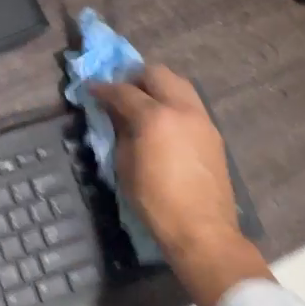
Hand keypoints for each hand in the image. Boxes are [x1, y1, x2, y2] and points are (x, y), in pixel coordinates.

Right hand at [93, 66, 271, 305]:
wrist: (202, 231)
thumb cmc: (155, 201)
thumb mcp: (125, 165)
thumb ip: (120, 131)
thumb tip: (116, 114)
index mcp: (155, 117)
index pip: (123, 91)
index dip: (103, 88)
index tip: (91, 89)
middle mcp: (182, 109)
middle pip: (157, 74)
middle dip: (135, 78)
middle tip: (121, 92)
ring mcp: (202, 119)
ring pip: (179, 84)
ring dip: (158, 86)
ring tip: (144, 102)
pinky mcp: (213, 134)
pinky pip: (190, 104)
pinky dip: (173, 102)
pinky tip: (163, 121)